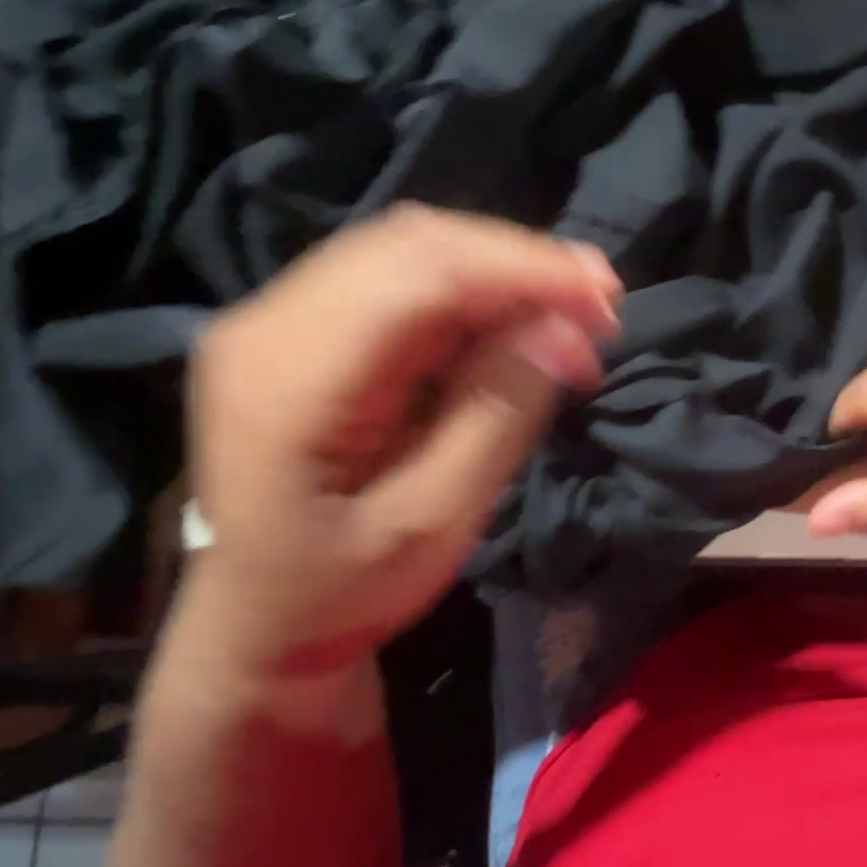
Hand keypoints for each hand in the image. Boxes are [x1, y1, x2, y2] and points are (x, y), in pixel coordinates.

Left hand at [182, 205, 621, 678]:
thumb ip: (496, 416)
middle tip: (602, 304)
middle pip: (412, 245)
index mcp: (287, 377)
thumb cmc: (344, 591)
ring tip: (571, 313)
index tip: (605, 297)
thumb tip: (562, 329)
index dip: (522, 269)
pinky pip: (399, 279)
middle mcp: (267, 323)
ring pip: (409, 251)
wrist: (261, 622)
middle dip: (519, 262)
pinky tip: (517, 320)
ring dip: (500, 271)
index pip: (417, 274)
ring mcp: (278, 318)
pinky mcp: (302, 328)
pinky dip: (472, 291)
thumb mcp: (434, 521)